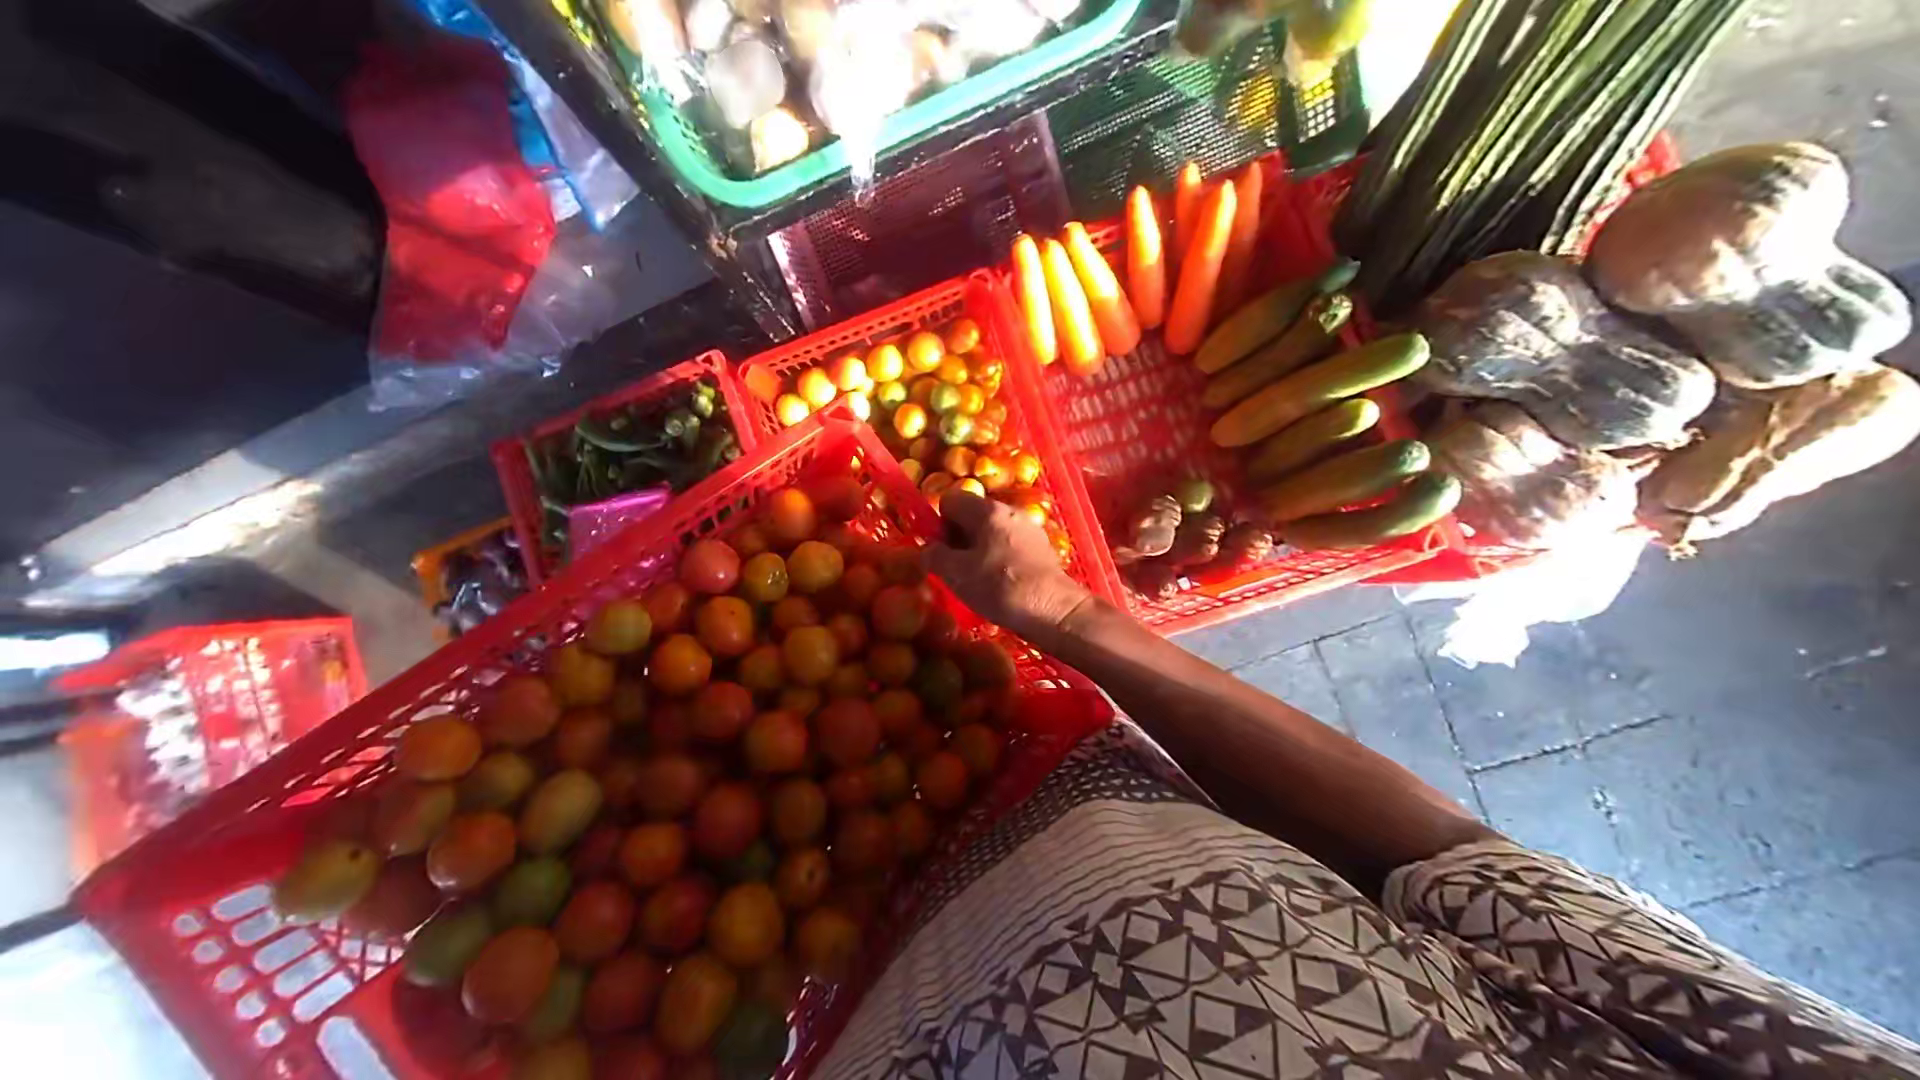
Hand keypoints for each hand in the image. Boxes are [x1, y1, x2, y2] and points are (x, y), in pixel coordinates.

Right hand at [922, 491, 1092, 641]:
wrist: (1053, 611)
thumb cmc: (999, 587)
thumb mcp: (955, 574)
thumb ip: (934, 555)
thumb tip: (929, 549)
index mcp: (987, 510)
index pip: (950, 499)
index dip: (939, 522)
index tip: (940, 550)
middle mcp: (1010, 511)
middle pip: (973, 515)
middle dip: (959, 538)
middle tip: (955, 569)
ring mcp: (1030, 529)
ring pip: (992, 532)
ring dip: (979, 551)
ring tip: (977, 581)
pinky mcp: (1043, 549)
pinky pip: (1010, 547)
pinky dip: (1000, 561)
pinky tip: (1000, 586)